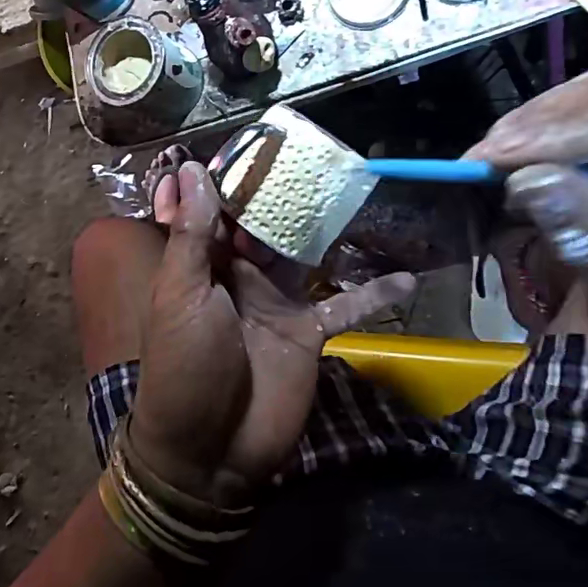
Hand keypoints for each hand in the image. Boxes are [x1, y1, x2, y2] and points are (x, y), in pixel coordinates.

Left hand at [127, 162, 415, 507]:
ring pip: (306, 255)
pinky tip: (407, 278)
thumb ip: (192, 236)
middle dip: (287, 192)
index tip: (263, 138)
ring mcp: (278, 303)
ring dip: (330, 229)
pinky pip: (346, 308)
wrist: (209, 448)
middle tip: (322, 153)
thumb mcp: (180, 295)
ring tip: (363, 190)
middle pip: (266, 224)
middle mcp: (240, 275)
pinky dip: (373, 295)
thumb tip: (191, 170)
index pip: (219, 207)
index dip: (236, 174)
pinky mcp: (309, 334)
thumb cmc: (185, 366)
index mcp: (203, 263)